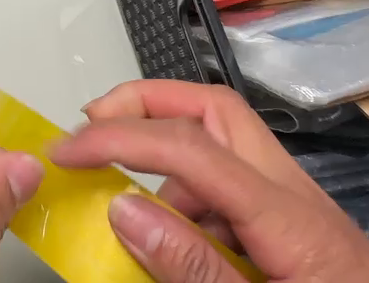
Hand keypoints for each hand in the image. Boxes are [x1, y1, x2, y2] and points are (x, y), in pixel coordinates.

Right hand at [49, 81, 368, 282]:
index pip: (189, 145)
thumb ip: (194, 269)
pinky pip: (234, 188)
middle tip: (94, 125)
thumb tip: (121, 210)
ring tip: (131, 213)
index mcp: (292, 220)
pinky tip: (178, 249)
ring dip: (165, 161)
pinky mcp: (301, 231)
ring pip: (221, 145)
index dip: (118, 138)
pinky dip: (191, 201)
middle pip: (213, 108)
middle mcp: (298, 198)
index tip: (66, 153)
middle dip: (144, 102)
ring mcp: (302, 211)